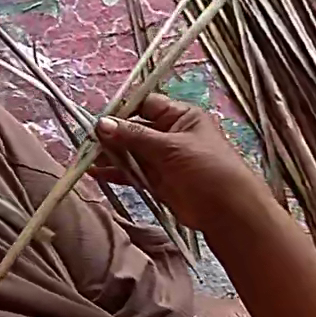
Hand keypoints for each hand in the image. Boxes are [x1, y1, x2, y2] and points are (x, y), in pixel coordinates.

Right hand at [92, 93, 269, 233]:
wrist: (228, 211)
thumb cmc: (207, 168)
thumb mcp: (170, 146)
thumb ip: (134, 136)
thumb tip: (101, 124)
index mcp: (180, 117)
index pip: (145, 105)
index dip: (122, 110)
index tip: (99, 119)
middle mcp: (170, 134)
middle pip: (134, 129)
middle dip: (111, 135)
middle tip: (88, 142)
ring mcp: (162, 159)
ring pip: (130, 152)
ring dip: (109, 155)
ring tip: (87, 159)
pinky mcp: (157, 181)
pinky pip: (131, 172)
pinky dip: (115, 173)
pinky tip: (96, 173)